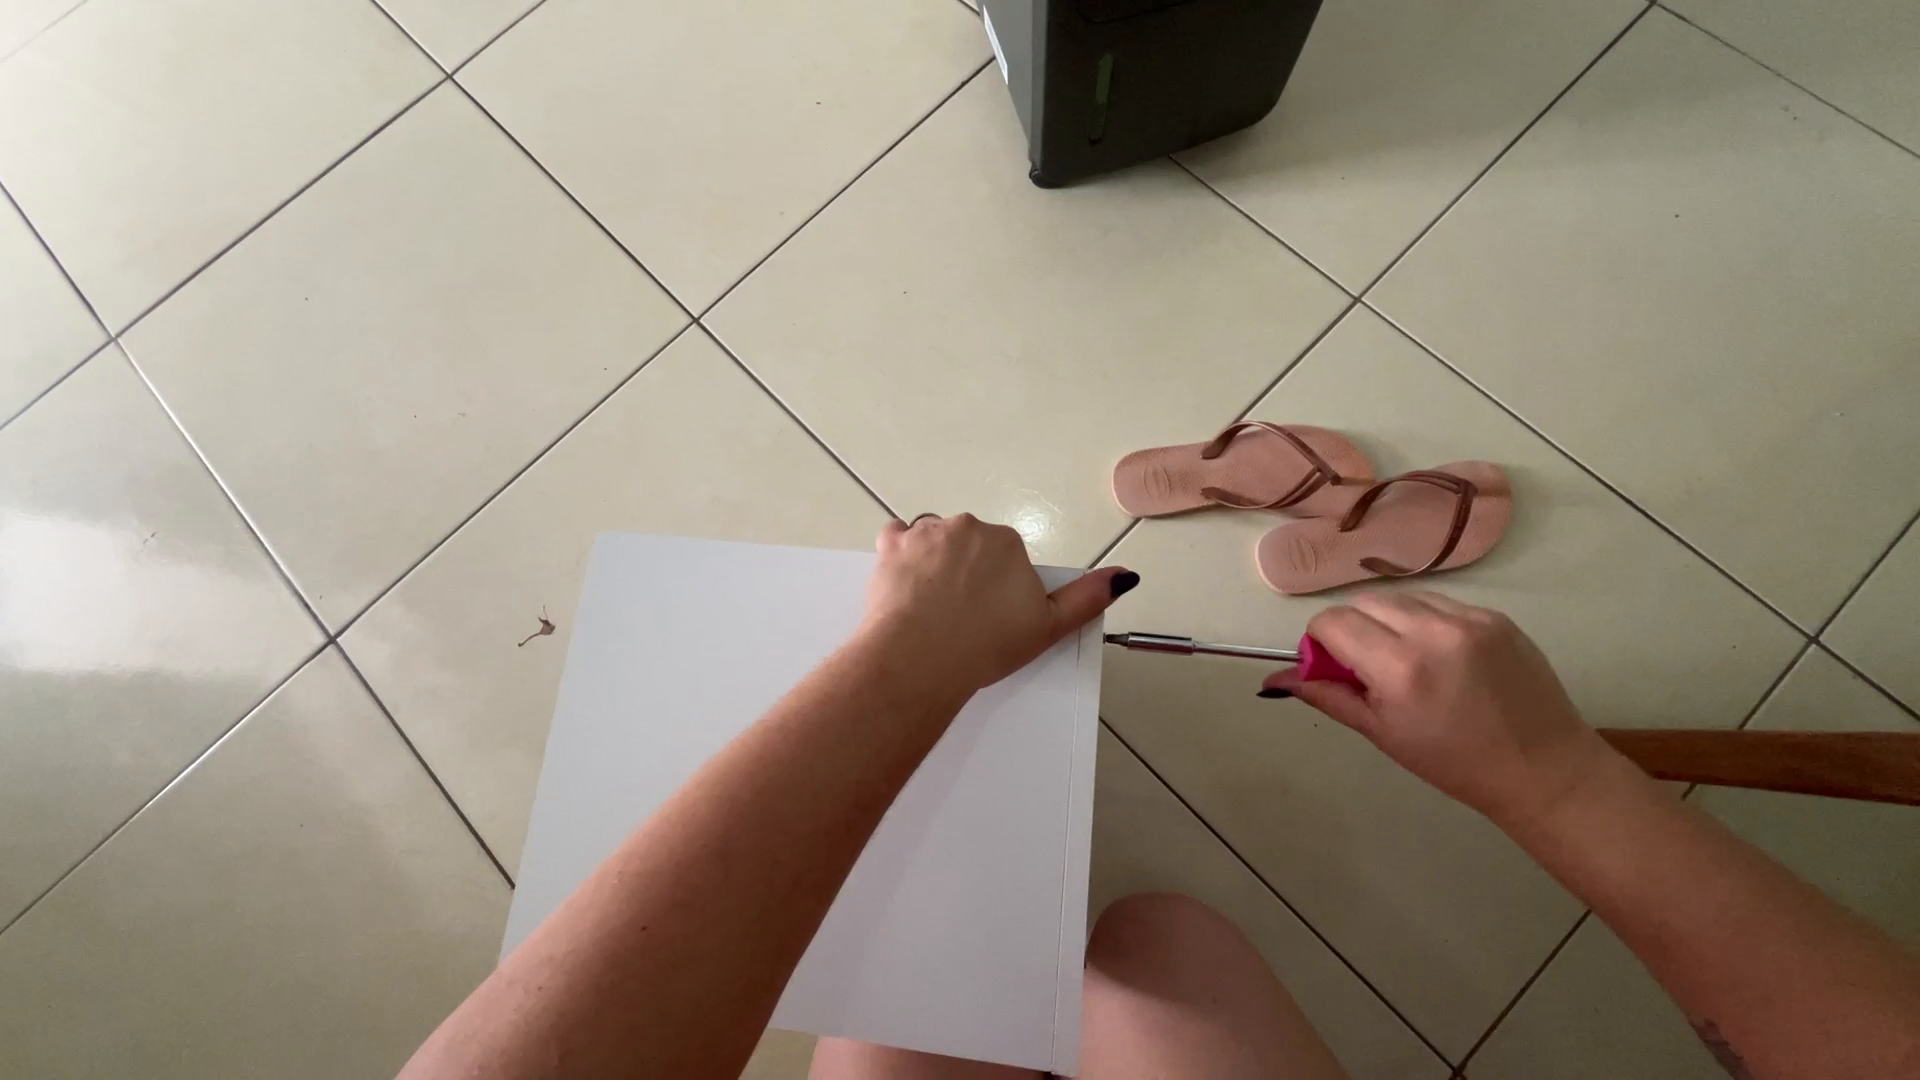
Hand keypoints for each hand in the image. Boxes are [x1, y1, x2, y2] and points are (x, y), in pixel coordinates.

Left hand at [861, 514, 1137, 695]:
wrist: (921, 660)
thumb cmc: (987, 645)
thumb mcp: (1049, 627)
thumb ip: (1088, 597)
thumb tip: (1127, 576)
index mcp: (1006, 541)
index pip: (1004, 556)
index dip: (997, 586)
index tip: (989, 614)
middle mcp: (967, 526)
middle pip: (968, 543)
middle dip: (965, 571)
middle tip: (960, 615)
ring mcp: (925, 532)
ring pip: (932, 539)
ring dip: (931, 561)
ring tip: (930, 605)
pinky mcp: (889, 544)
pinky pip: (894, 537)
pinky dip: (898, 555)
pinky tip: (902, 585)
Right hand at [1263, 591, 1613, 826]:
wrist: (1544, 768)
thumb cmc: (1453, 761)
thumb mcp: (1380, 732)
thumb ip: (1326, 695)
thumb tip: (1273, 679)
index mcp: (1400, 668)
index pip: (1332, 622)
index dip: (1321, 641)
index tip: (1334, 666)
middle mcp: (1432, 632)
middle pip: (1362, 602)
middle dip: (1353, 628)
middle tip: (1368, 665)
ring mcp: (1469, 620)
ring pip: (1399, 598)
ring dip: (1387, 621)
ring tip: (1407, 659)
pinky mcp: (1494, 616)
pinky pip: (1437, 603)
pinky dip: (1424, 622)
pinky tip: (1440, 655)